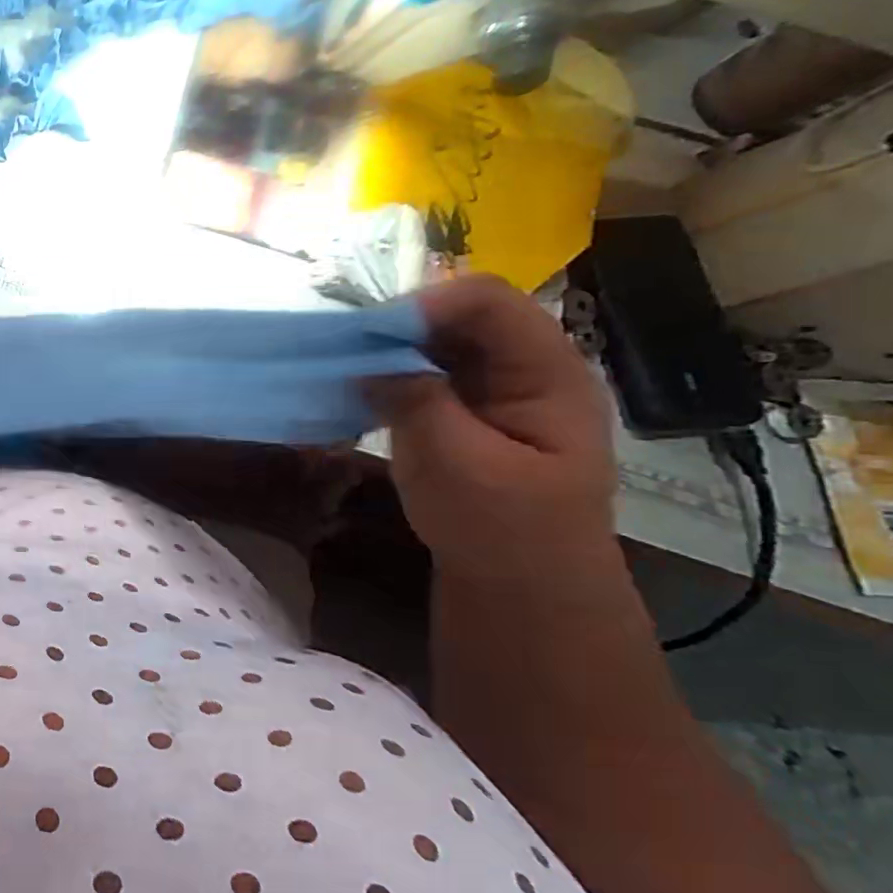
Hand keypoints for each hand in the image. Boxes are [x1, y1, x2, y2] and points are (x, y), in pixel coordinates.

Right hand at [367, 276, 615, 575]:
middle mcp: (526, 369)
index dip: (428, 303)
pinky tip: (362, 390)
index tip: (368, 331)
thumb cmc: (502, 532)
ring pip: (439, 342)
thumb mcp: (456, 465)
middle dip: (401, 324)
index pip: (490, 302)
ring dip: (391, 349)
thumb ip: (416, 401)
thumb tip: (368, 360)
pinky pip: (427, 372)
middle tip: (345, 348)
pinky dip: (393, 373)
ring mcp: (496, 390)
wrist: (522, 590)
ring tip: (346, 367)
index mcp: (548, 374)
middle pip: (462, 315)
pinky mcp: (467, 411)